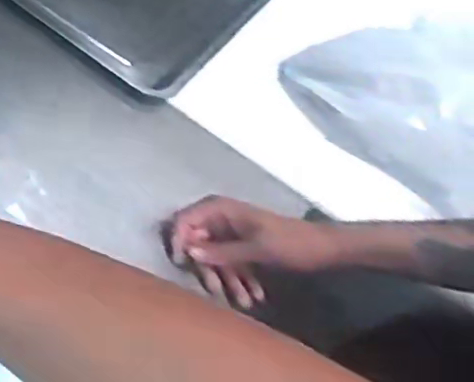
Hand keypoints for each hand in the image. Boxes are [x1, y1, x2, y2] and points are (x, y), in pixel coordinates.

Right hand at [163, 196, 341, 310]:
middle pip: (199, 241)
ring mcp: (229, 232)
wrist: (332, 249)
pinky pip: (233, 260)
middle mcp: (216, 217)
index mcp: (215, 209)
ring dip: (228, 278)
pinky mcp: (242, 245)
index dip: (179, 240)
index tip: (182, 263)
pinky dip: (242, 278)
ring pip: (217, 254)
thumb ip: (224, 251)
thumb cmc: (292, 242)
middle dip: (210, 268)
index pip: (184, 221)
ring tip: (244, 302)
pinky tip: (256, 296)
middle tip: (216, 291)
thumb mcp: (260, 249)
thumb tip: (190, 253)